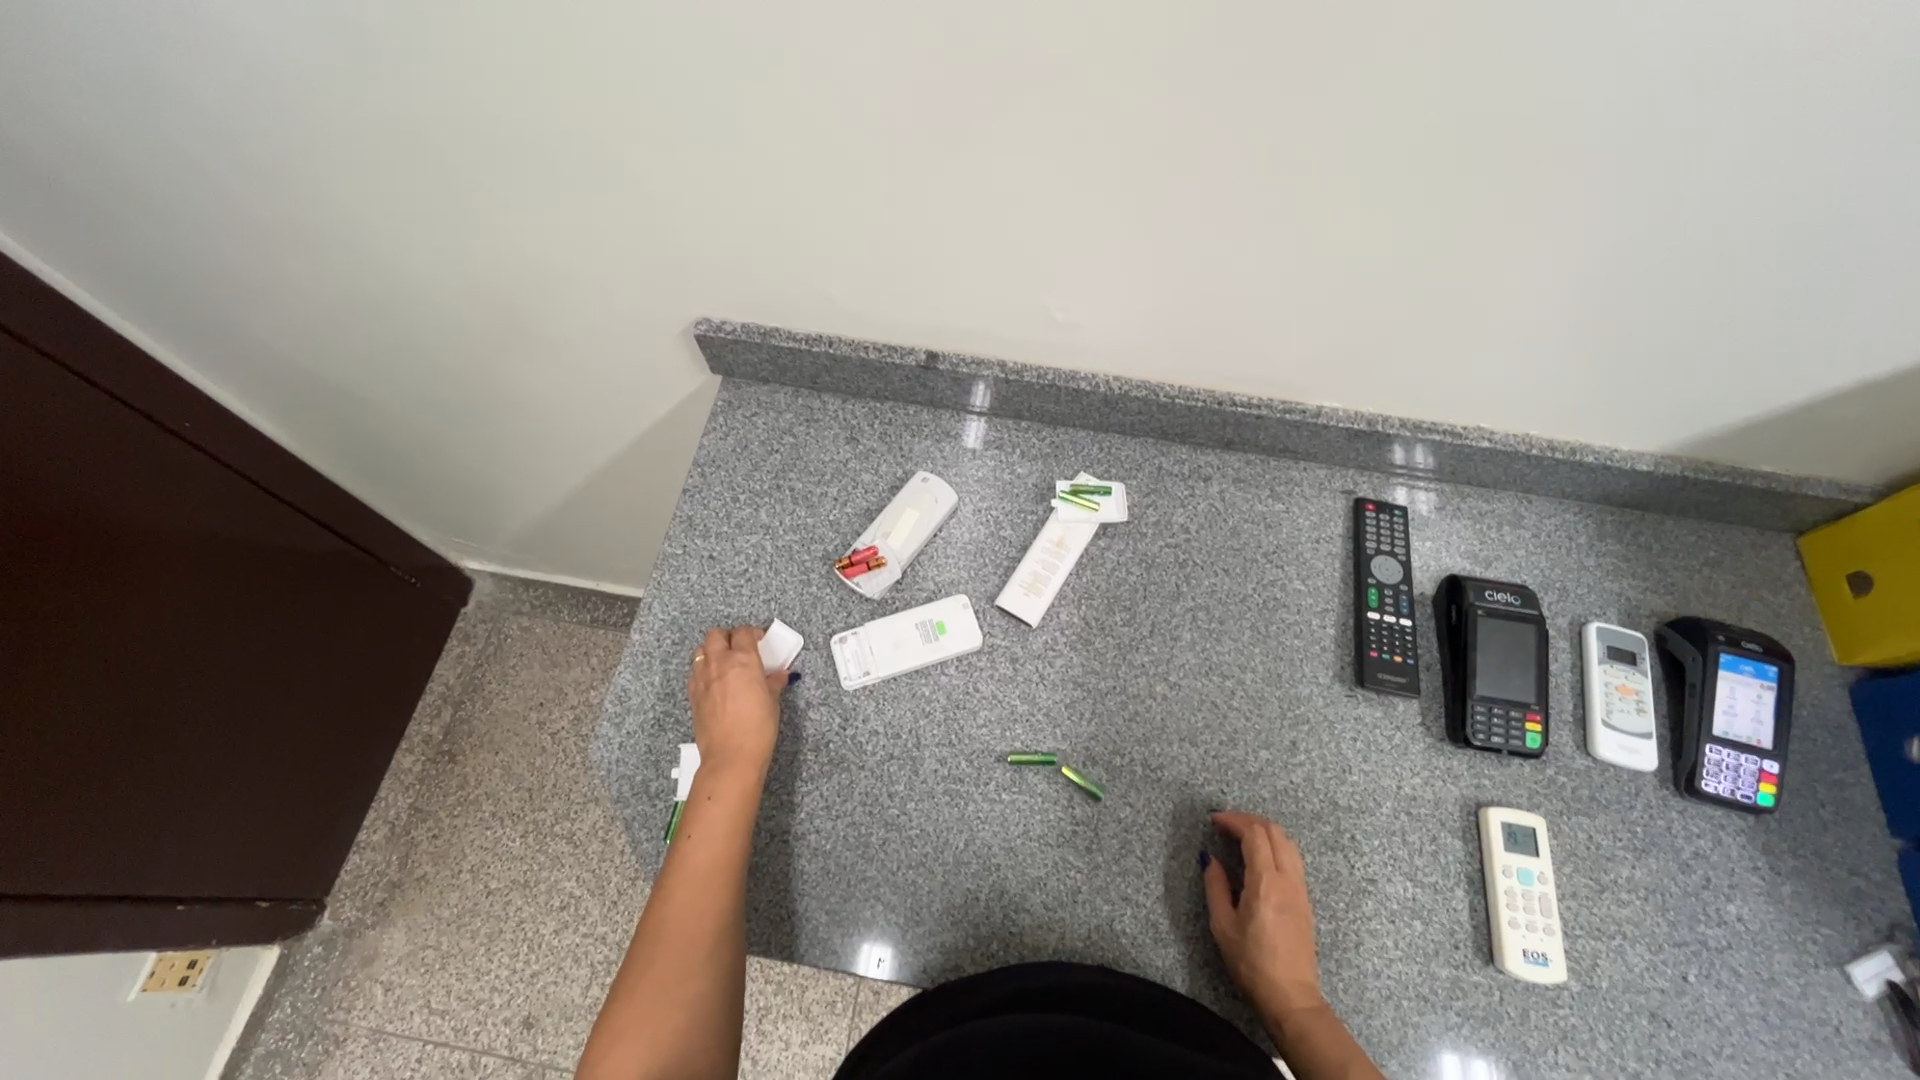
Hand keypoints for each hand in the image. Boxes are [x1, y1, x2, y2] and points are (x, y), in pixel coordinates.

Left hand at [686, 626, 789, 776]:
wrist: (731, 756)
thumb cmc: (757, 728)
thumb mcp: (772, 701)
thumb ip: (773, 683)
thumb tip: (779, 675)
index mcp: (743, 660)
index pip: (744, 633)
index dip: (752, 633)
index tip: (759, 639)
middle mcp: (719, 663)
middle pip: (716, 634)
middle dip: (728, 636)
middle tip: (740, 646)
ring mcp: (702, 678)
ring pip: (700, 650)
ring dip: (712, 650)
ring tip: (724, 661)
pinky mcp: (693, 695)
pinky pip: (694, 672)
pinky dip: (703, 670)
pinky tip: (714, 682)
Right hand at [1202, 811, 1325, 1023]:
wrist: (1290, 995)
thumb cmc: (1251, 962)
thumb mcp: (1222, 925)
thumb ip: (1215, 886)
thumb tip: (1209, 858)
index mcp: (1265, 883)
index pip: (1254, 834)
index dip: (1233, 820)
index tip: (1214, 820)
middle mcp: (1288, 879)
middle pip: (1274, 831)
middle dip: (1249, 820)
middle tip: (1225, 823)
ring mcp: (1300, 888)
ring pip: (1288, 842)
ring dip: (1264, 830)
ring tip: (1241, 834)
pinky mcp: (1305, 899)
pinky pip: (1293, 858)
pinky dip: (1275, 845)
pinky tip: (1259, 855)